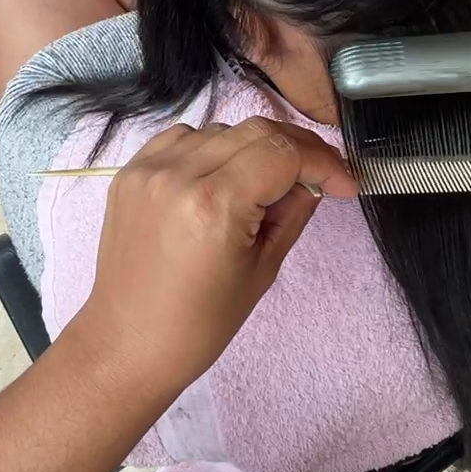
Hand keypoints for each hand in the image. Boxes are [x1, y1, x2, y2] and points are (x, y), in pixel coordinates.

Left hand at [72, 118, 358, 394]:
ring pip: (221, 129)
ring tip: (263, 184)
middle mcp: (178, 174)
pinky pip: (183, 138)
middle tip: (318, 175)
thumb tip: (313, 179)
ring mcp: (148, 168)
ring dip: (253, 147)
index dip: (323, 161)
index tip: (344, 183)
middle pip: (256, 130)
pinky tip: (220, 176)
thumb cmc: (200, 323)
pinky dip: (211, 148)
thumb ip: (293, 212)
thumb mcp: (263, 270)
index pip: (283, 153)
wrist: (127, 342)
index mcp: (213, 204)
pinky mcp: (130, 170)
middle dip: (296, 148)